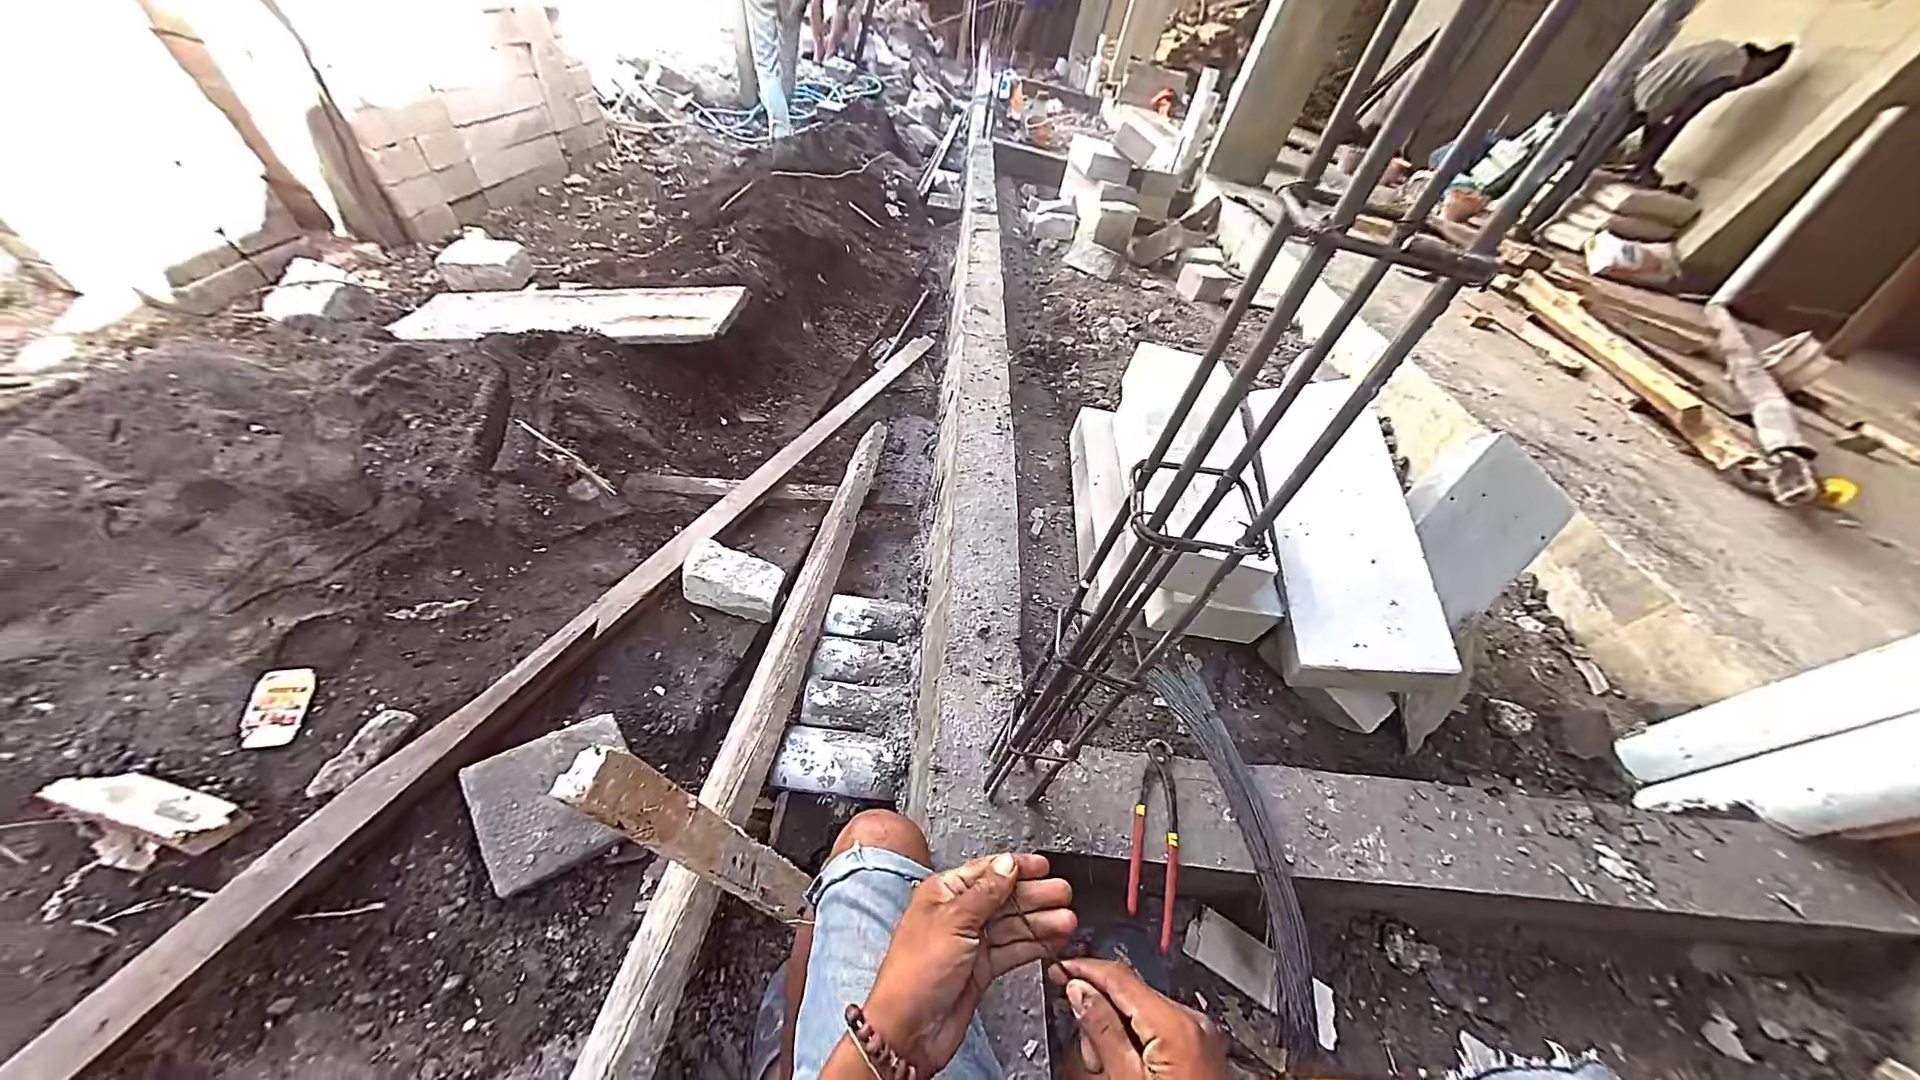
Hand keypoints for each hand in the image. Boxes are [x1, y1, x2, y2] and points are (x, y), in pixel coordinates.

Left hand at [859, 853, 1074, 1073]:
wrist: (907, 1031)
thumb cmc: (914, 972)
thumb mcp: (954, 921)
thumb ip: (986, 892)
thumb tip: (1007, 864)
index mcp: (944, 892)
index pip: (987, 871)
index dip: (1016, 867)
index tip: (1042, 866)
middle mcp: (958, 914)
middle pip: (1004, 897)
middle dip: (1035, 895)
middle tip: (1062, 893)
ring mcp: (970, 942)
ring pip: (1012, 925)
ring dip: (1039, 921)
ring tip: (1066, 919)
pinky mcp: (980, 968)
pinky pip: (1012, 950)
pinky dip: (1033, 945)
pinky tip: (1051, 940)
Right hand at [1051, 958, 1229, 1079]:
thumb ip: (1102, 1029)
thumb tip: (1079, 988)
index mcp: (1176, 1024)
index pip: (1120, 976)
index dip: (1085, 970)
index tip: (1060, 969)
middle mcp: (1193, 1022)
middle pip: (1131, 992)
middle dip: (1100, 1009)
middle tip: (1086, 1046)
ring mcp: (1200, 1036)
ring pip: (1142, 1010)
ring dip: (1115, 1027)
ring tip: (1105, 1064)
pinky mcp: (1199, 1051)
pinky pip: (1158, 1028)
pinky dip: (1136, 1039)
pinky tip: (1125, 1065)